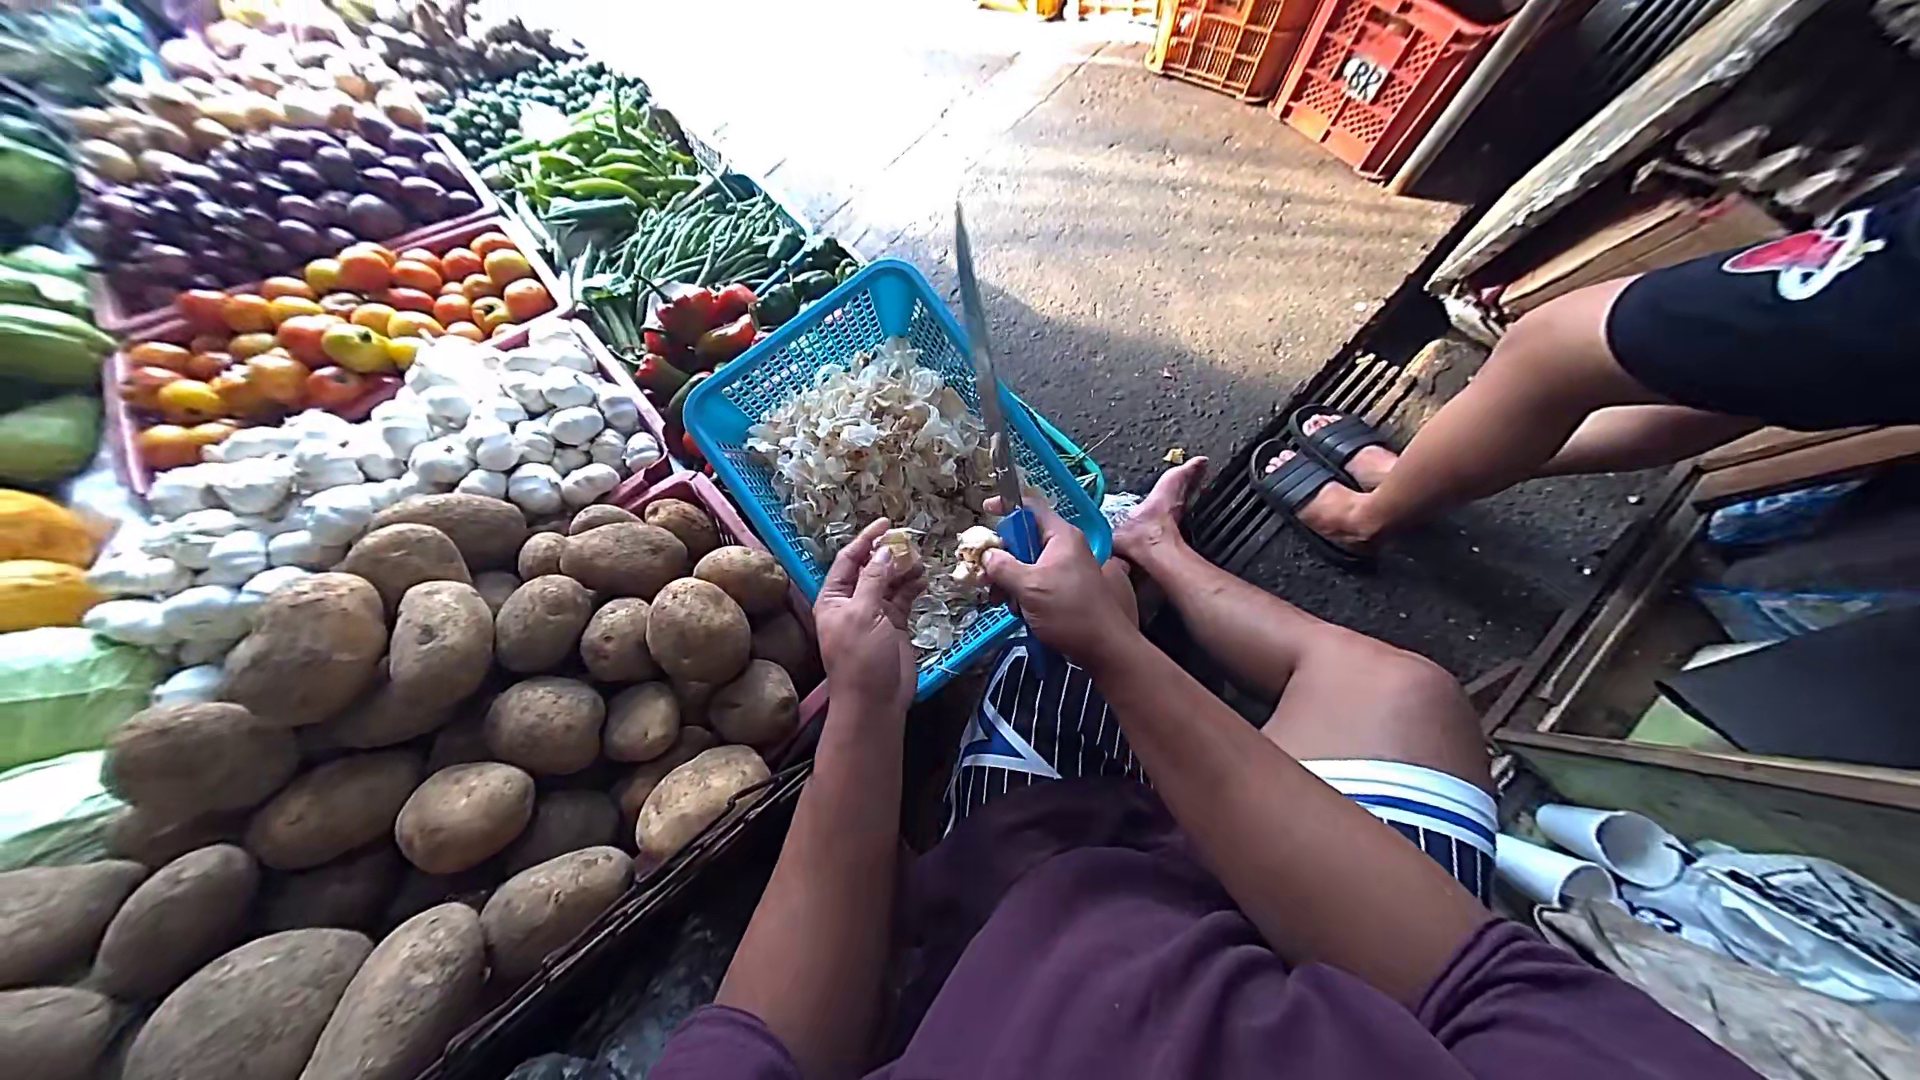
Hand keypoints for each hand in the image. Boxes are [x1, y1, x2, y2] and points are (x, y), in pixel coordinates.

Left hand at [814, 518, 925, 714]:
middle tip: (911, 541)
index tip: (886, 522)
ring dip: (904, 569)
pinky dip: (913, 586)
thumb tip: (886, 549)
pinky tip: (924, 579)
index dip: (866, 539)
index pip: (849, 559)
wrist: (875, 701)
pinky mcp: (894, 623)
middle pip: (872, 567)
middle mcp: (853, 601)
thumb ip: (874, 578)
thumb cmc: (861, 658)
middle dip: (889, 553)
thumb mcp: (863, 613)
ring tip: (921, 561)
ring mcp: (875, 612)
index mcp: (835, 598)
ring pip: (890, 580)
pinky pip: (904, 597)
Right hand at [982, 503, 1138, 668]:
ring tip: (1000, 599)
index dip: (1007, 505)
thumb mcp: (1029, 586)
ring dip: (1009, 580)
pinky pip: (1035, 582)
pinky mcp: (1064, 590)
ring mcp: (1065, 569)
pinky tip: (1017, 610)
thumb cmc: (1069, 611)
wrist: (1104, 648)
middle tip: (985, 573)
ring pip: (1026, 563)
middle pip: (1024, 539)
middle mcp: (1064, 548)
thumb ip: (1002, 566)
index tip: (985, 510)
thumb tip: (986, 555)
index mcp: (1061, 536)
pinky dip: (1022, 593)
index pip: (1031, 507)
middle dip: (1001, 556)